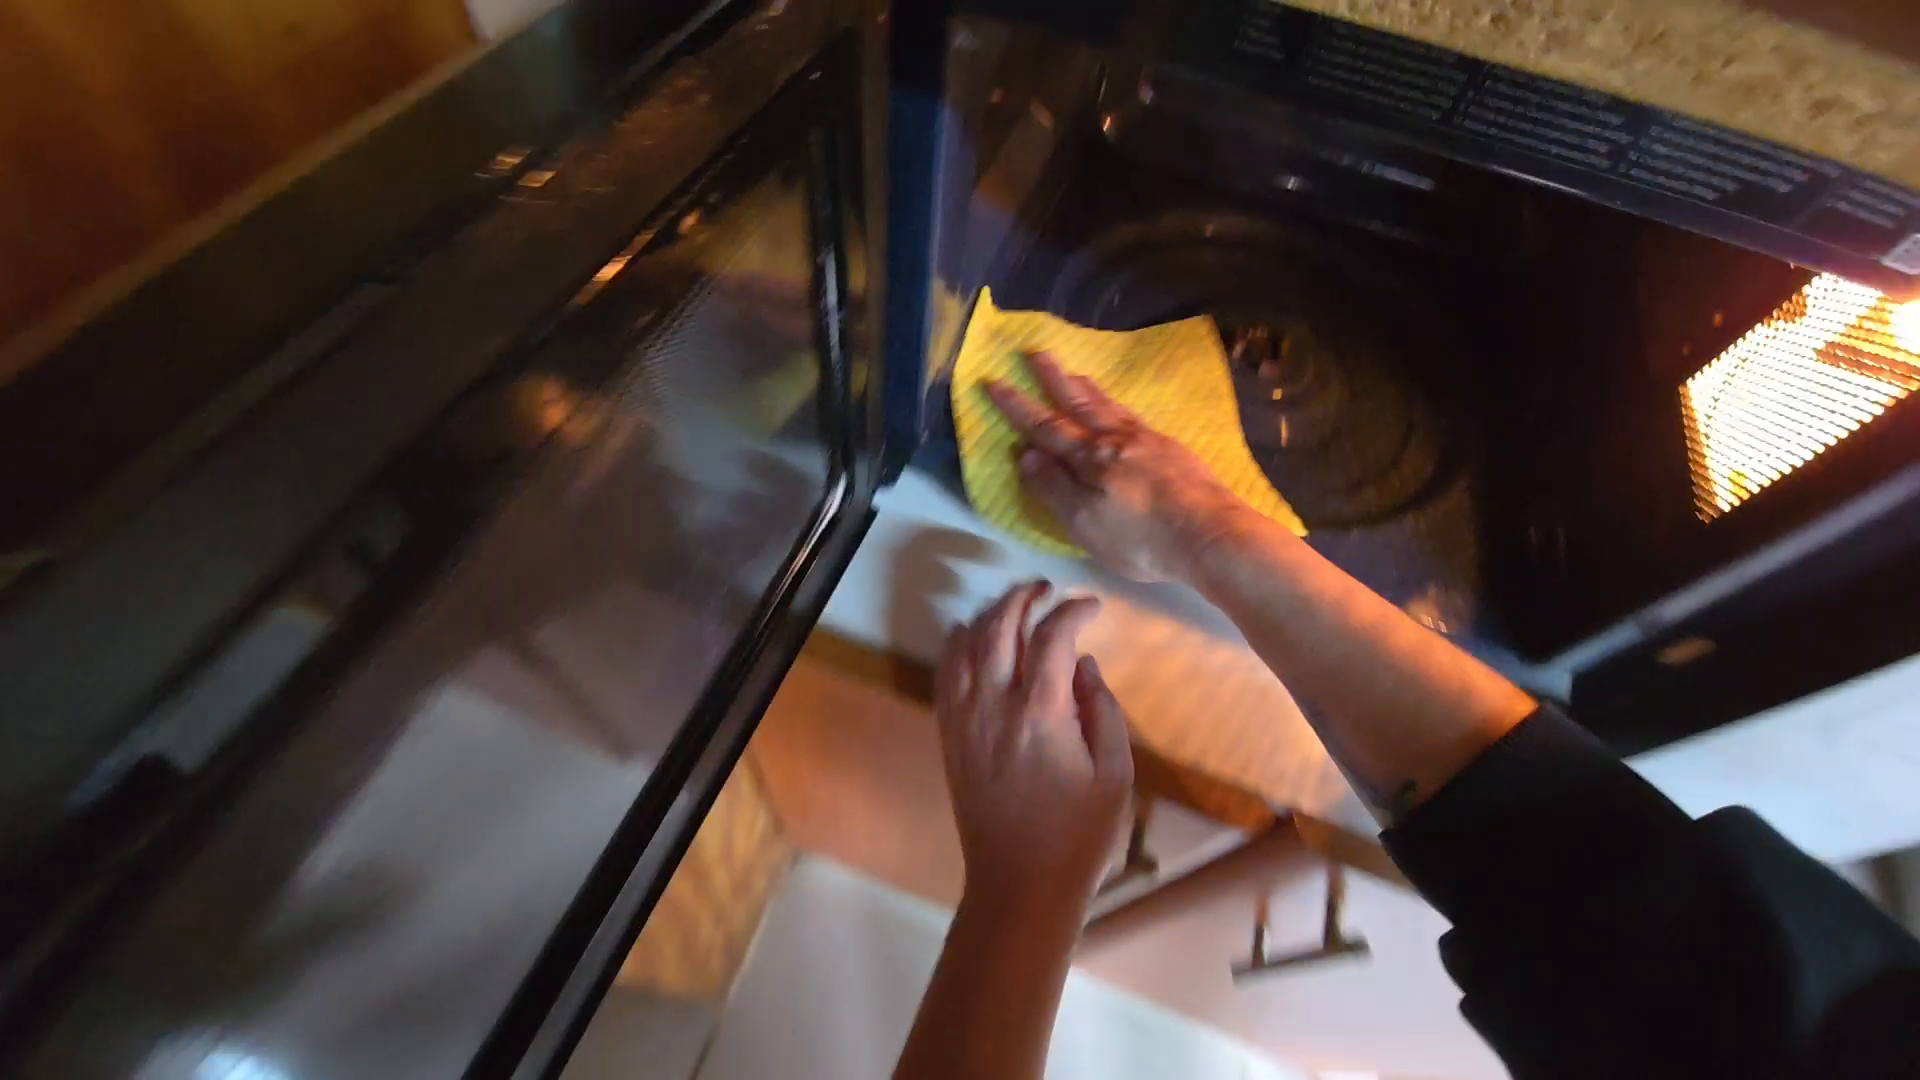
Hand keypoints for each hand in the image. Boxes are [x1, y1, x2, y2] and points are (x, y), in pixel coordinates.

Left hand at [936, 582, 1133, 919]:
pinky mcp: (949, 735)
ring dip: (989, 613)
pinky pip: (944, 676)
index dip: (1074, 610)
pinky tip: (965, 633)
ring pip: (968, 644)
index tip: (1092, 605)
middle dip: (1024, 596)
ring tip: (1013, 603)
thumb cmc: (1078, 836)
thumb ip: (1104, 710)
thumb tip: (1085, 665)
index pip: (1054, 636)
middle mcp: (995, 703)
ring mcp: (965, 718)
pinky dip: (954, 646)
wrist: (1019, 885)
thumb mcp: (1114, 775)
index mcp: (1042, 711)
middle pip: (1002, 626)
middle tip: (1045, 587)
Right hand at [984, 352, 1248, 582]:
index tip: (995, 382)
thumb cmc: (1140, 538)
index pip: (1045, 427)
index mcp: (1090, 458)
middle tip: (1036, 353)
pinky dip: (1117, 406)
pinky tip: (1120, 411)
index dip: (1018, 407)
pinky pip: (1134, 417)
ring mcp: (1148, 441)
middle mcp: (1116, 440)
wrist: (1209, 535)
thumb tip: (1026, 454)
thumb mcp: (1084, 522)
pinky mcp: (1173, 451)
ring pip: (1109, 407)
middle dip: (1054, 380)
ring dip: (1086, 389)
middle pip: (1079, 404)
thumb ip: (1054, 487)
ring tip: (1074, 372)